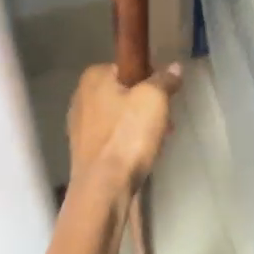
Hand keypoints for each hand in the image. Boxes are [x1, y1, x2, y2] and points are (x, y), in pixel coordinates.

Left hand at [67, 62, 182, 192]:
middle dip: (147, 106)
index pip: (128, 66)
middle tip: (165, 122)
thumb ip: (164, 80)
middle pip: (124, 93)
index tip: (165, 97)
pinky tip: (140, 156)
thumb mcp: (154, 99)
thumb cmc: (127, 136)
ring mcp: (80, 125)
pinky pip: (112, 138)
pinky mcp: (84, 150)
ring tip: (157, 142)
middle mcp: (81, 97)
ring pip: (119, 117)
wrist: (103, 187)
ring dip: (140, 126)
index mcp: (93, 77)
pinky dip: (127, 142)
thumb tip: (174, 68)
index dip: (151, 79)